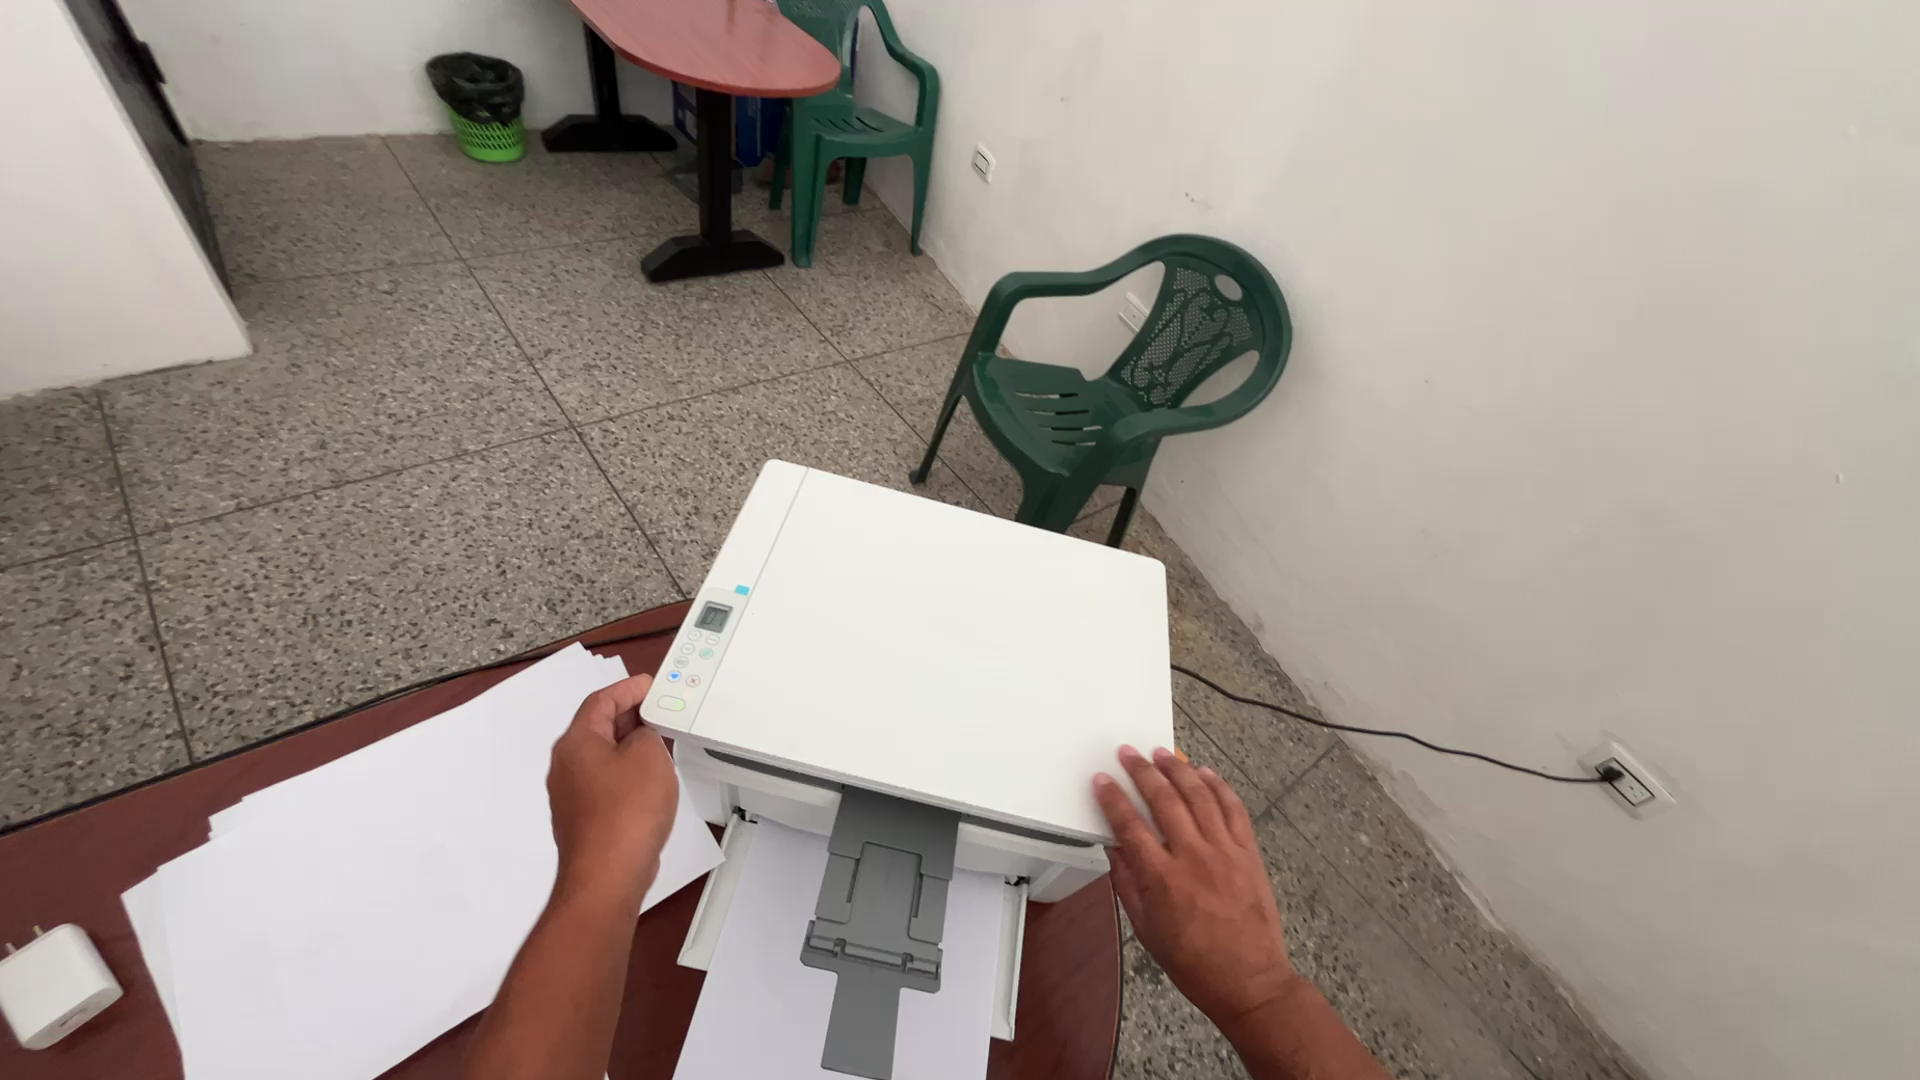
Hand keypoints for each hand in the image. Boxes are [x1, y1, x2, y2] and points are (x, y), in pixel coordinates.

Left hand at [547, 674, 679, 909]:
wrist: (608, 875)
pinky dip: (628, 769)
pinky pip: (606, 780)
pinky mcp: (584, 817)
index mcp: (576, 743)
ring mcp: (572, 794)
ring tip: (662, 740)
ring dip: (631, 744)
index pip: (601, 701)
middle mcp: (566, 766)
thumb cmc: (627, 811)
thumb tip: (641, 737)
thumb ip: (647, 733)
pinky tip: (651, 778)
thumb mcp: (649, 755)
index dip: (628, 688)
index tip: (651, 685)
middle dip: (631, 715)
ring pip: (603, 755)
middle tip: (661, 709)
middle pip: (599, 727)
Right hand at [1093, 745, 1298, 1034]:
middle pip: (1164, 800)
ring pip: (1199, 796)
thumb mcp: (1146, 928)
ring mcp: (1225, 852)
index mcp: (1162, 879)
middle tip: (1129, 753)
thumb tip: (1114, 847)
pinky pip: (1234, 810)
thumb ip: (1127, 882)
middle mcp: (1193, 858)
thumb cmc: (1193, 962)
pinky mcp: (1249, 854)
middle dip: (1142, 771)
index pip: (1130, 825)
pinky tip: (1205, 772)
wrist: (1250, 983)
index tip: (1102, 779)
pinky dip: (1219, 787)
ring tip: (1162, 753)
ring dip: (1178, 769)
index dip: (1113, 798)